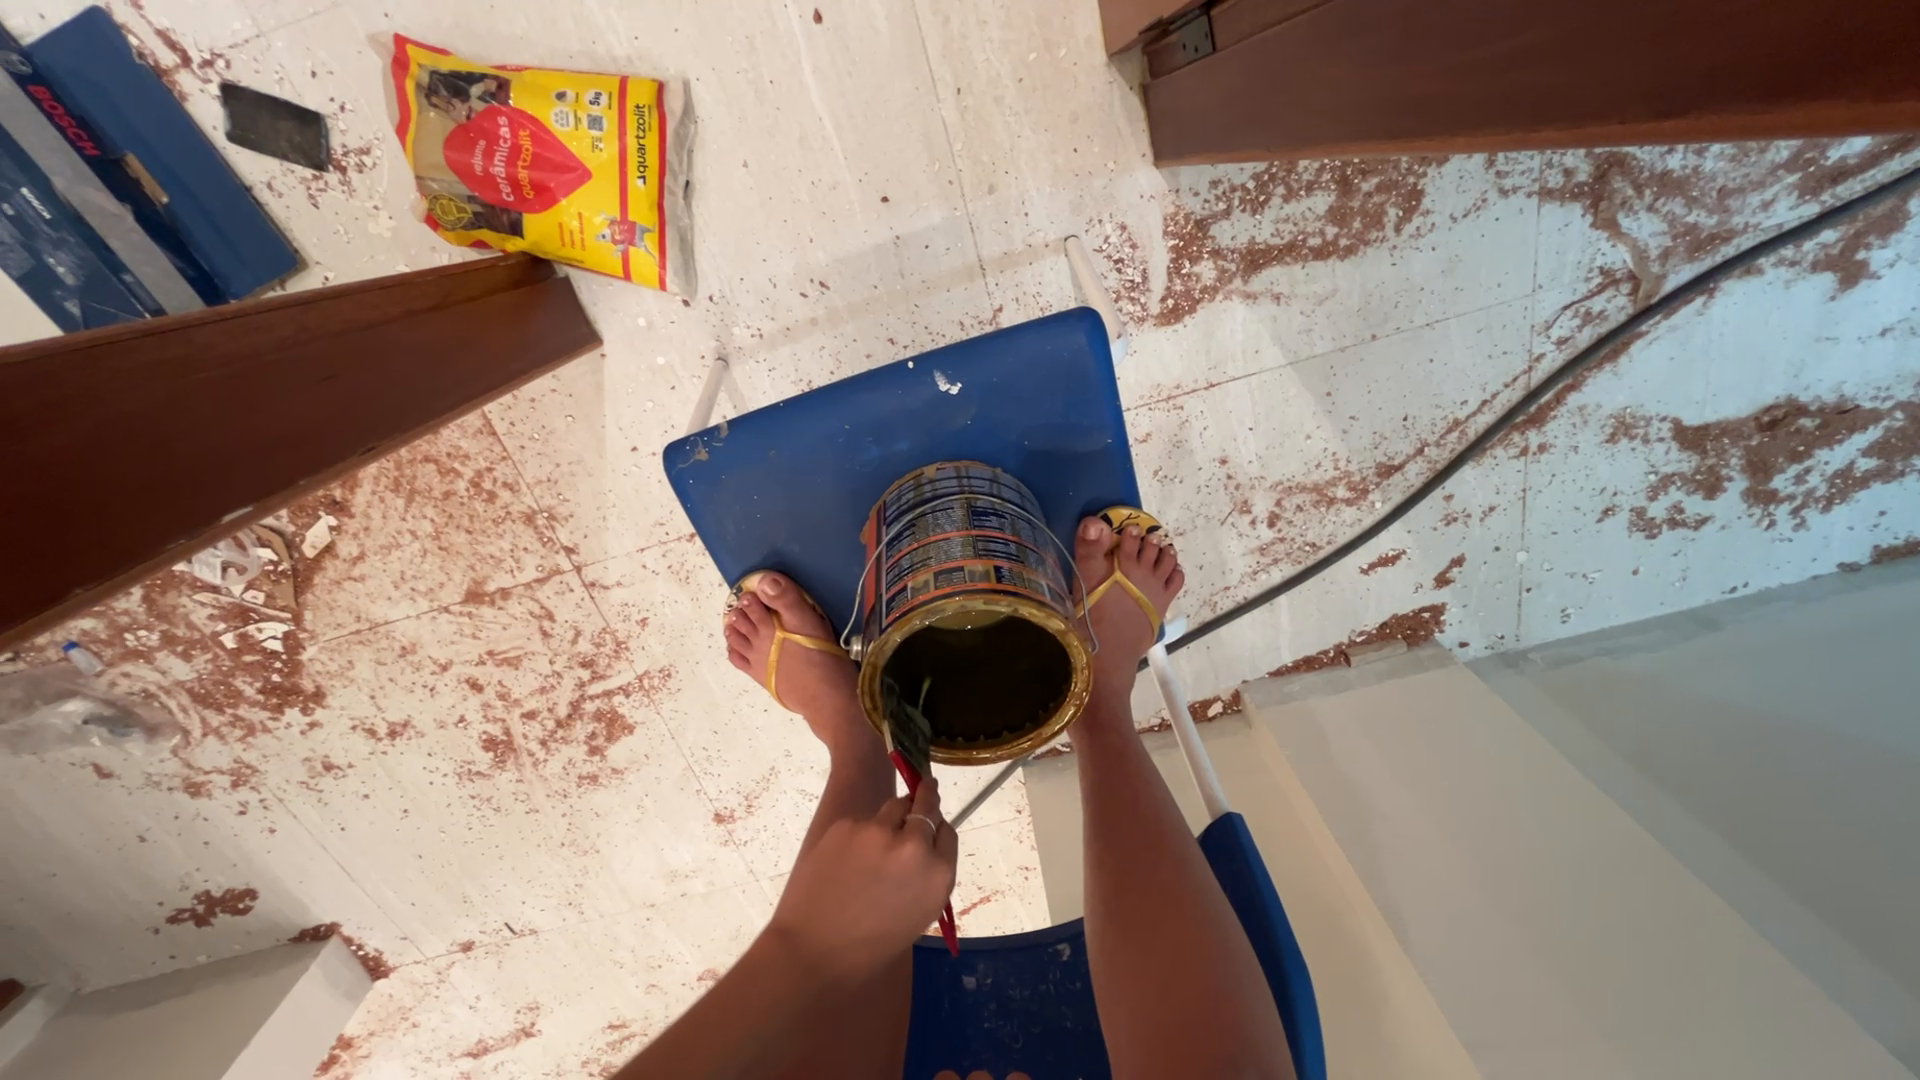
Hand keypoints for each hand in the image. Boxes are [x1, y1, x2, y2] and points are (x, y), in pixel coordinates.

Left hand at [767, 778, 958, 978]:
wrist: (815, 950)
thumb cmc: (871, 946)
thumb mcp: (919, 915)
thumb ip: (928, 875)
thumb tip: (924, 848)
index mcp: (938, 874)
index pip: (947, 832)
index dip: (938, 829)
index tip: (931, 826)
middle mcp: (913, 845)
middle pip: (927, 804)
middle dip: (927, 795)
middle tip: (925, 789)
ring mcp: (878, 830)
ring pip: (893, 806)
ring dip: (892, 817)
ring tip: (874, 844)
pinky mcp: (848, 825)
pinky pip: (862, 822)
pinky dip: (859, 834)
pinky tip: (846, 860)